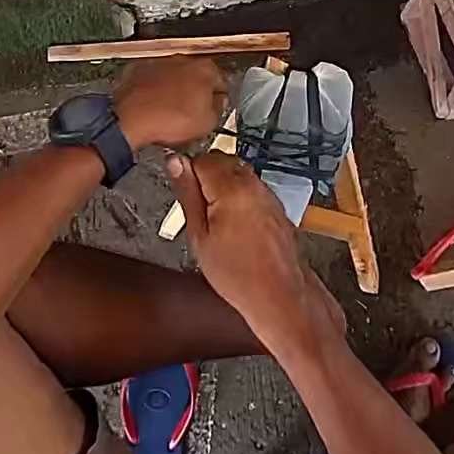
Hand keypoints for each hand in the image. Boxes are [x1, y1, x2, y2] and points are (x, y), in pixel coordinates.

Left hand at [113, 57, 227, 149]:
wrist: (131, 121)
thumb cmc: (166, 119)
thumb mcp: (208, 123)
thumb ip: (218, 108)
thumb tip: (216, 104)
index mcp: (205, 69)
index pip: (222, 83)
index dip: (218, 100)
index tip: (213, 109)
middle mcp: (182, 60)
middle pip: (197, 76)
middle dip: (195, 93)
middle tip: (191, 113)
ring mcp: (159, 63)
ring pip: (174, 77)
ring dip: (174, 91)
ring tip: (169, 113)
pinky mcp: (139, 70)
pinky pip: (152, 80)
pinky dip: (154, 90)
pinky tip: (153, 107)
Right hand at [165, 151, 344, 350]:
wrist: (279, 294)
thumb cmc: (240, 275)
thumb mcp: (199, 236)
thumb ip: (187, 194)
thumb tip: (174, 163)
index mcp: (231, 188)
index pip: (200, 158)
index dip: (187, 175)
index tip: (184, 194)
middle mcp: (252, 183)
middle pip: (220, 160)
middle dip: (205, 177)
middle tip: (198, 210)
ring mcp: (266, 192)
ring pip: (235, 171)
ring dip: (222, 186)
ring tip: (216, 221)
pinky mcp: (274, 202)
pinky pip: (250, 186)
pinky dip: (238, 196)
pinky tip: (234, 225)